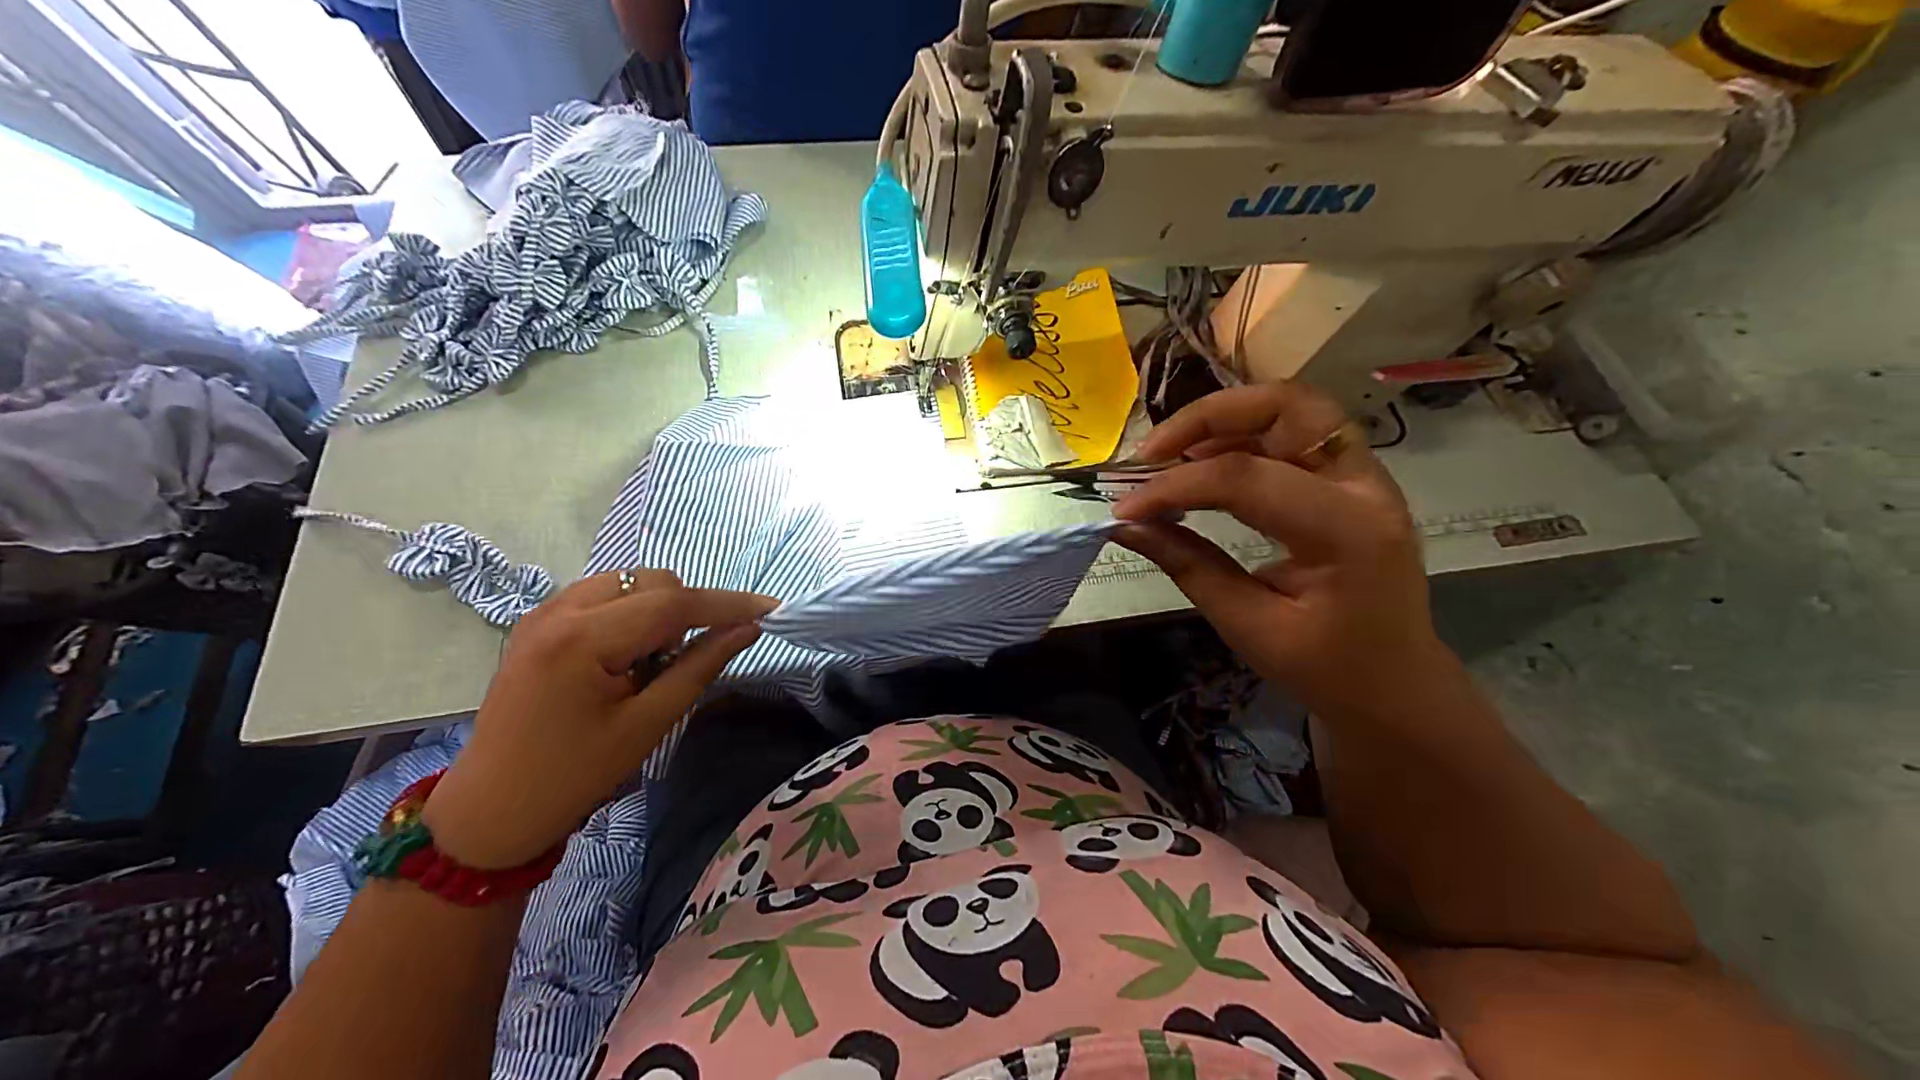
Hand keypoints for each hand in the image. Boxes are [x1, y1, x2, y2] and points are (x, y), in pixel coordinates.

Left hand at [422, 571, 775, 868]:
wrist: (490, 812)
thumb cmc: (573, 776)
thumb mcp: (647, 724)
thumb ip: (700, 667)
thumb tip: (748, 629)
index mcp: (582, 638)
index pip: (673, 602)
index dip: (728, 603)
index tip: (772, 608)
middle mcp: (559, 609)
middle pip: (651, 581)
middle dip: (686, 610)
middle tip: (684, 662)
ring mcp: (543, 613)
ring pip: (628, 583)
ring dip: (658, 610)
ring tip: (651, 663)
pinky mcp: (538, 624)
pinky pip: (604, 596)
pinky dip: (631, 615)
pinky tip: (625, 658)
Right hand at [1112, 384, 1453, 717]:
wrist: (1395, 685)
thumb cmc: (1326, 669)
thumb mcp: (1249, 627)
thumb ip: (1189, 565)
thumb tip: (1127, 525)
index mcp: (1347, 533)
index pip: (1246, 479)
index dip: (1175, 486)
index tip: (1126, 509)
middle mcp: (1365, 487)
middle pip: (1289, 406)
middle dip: (1210, 416)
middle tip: (1153, 452)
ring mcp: (1365, 478)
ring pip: (1293, 409)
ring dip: (1225, 420)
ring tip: (1171, 456)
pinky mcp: (1352, 481)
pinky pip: (1296, 434)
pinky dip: (1243, 437)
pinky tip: (1204, 464)